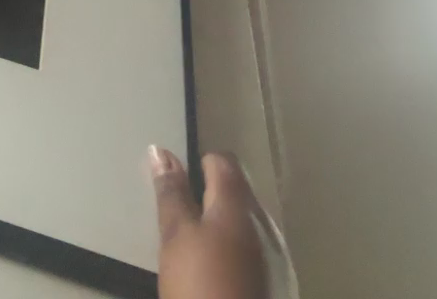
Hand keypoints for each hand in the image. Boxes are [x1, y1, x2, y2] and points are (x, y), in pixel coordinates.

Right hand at [149, 146, 266, 298]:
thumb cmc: (201, 284)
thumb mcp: (175, 235)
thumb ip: (170, 192)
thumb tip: (161, 151)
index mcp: (239, 205)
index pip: (223, 161)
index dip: (197, 162)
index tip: (176, 181)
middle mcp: (264, 224)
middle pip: (237, 190)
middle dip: (208, 193)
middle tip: (179, 213)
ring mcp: (275, 257)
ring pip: (244, 221)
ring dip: (220, 222)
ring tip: (193, 243)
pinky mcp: (274, 284)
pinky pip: (251, 248)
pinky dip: (232, 248)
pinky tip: (215, 269)